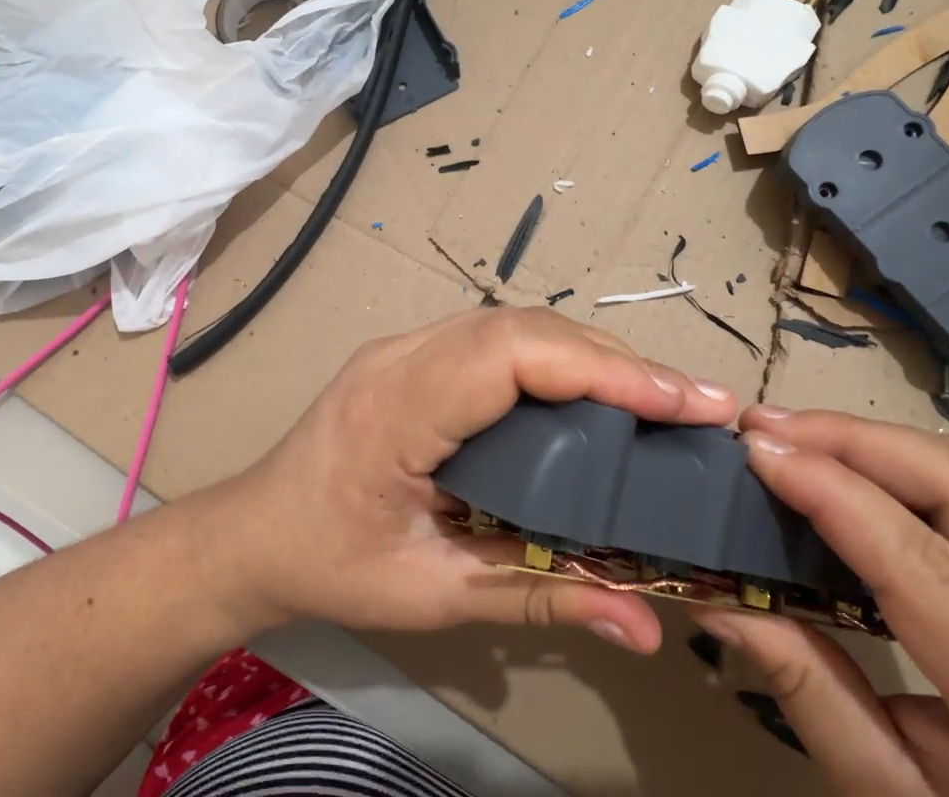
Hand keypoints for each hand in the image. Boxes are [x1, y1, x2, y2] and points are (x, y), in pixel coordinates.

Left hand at [204, 307, 737, 652]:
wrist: (253, 532)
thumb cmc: (330, 564)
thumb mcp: (431, 594)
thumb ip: (536, 600)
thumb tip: (642, 625)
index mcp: (393, 412)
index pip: (507, 358)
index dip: (601, 369)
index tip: (683, 403)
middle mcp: (395, 360)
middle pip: (518, 328)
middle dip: (613, 360)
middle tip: (695, 407)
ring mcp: (397, 349)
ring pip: (509, 323)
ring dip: (588, 353)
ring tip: (659, 400)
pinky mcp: (406, 357)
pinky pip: (490, 337)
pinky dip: (552, 356)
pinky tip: (592, 391)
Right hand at [690, 408, 948, 796]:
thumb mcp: (888, 792)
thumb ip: (808, 689)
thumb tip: (714, 603)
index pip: (935, 574)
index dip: (839, 498)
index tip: (758, 454)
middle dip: (866, 444)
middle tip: (771, 428)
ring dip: (905, 443)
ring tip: (814, 438)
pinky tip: (894, 462)